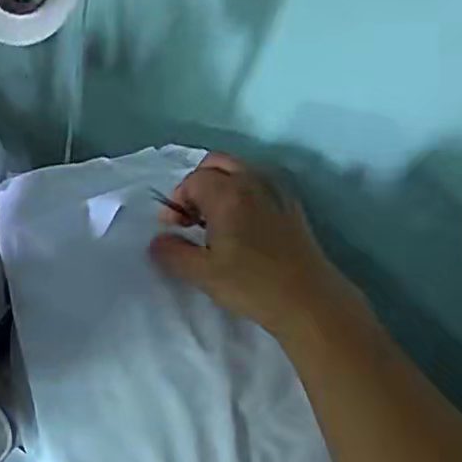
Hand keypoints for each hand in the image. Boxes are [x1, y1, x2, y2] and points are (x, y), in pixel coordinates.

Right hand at [148, 152, 361, 336]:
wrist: (304, 297)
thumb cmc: (250, 284)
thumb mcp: (203, 274)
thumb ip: (173, 254)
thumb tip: (157, 241)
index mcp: (228, 193)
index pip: (192, 181)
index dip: (176, 202)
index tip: (172, 228)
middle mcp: (253, 181)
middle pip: (217, 164)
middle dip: (196, 186)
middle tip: (189, 219)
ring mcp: (276, 190)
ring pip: (239, 172)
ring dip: (219, 189)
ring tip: (212, 226)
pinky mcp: (290, 205)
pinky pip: (258, 185)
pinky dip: (241, 196)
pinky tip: (238, 228)